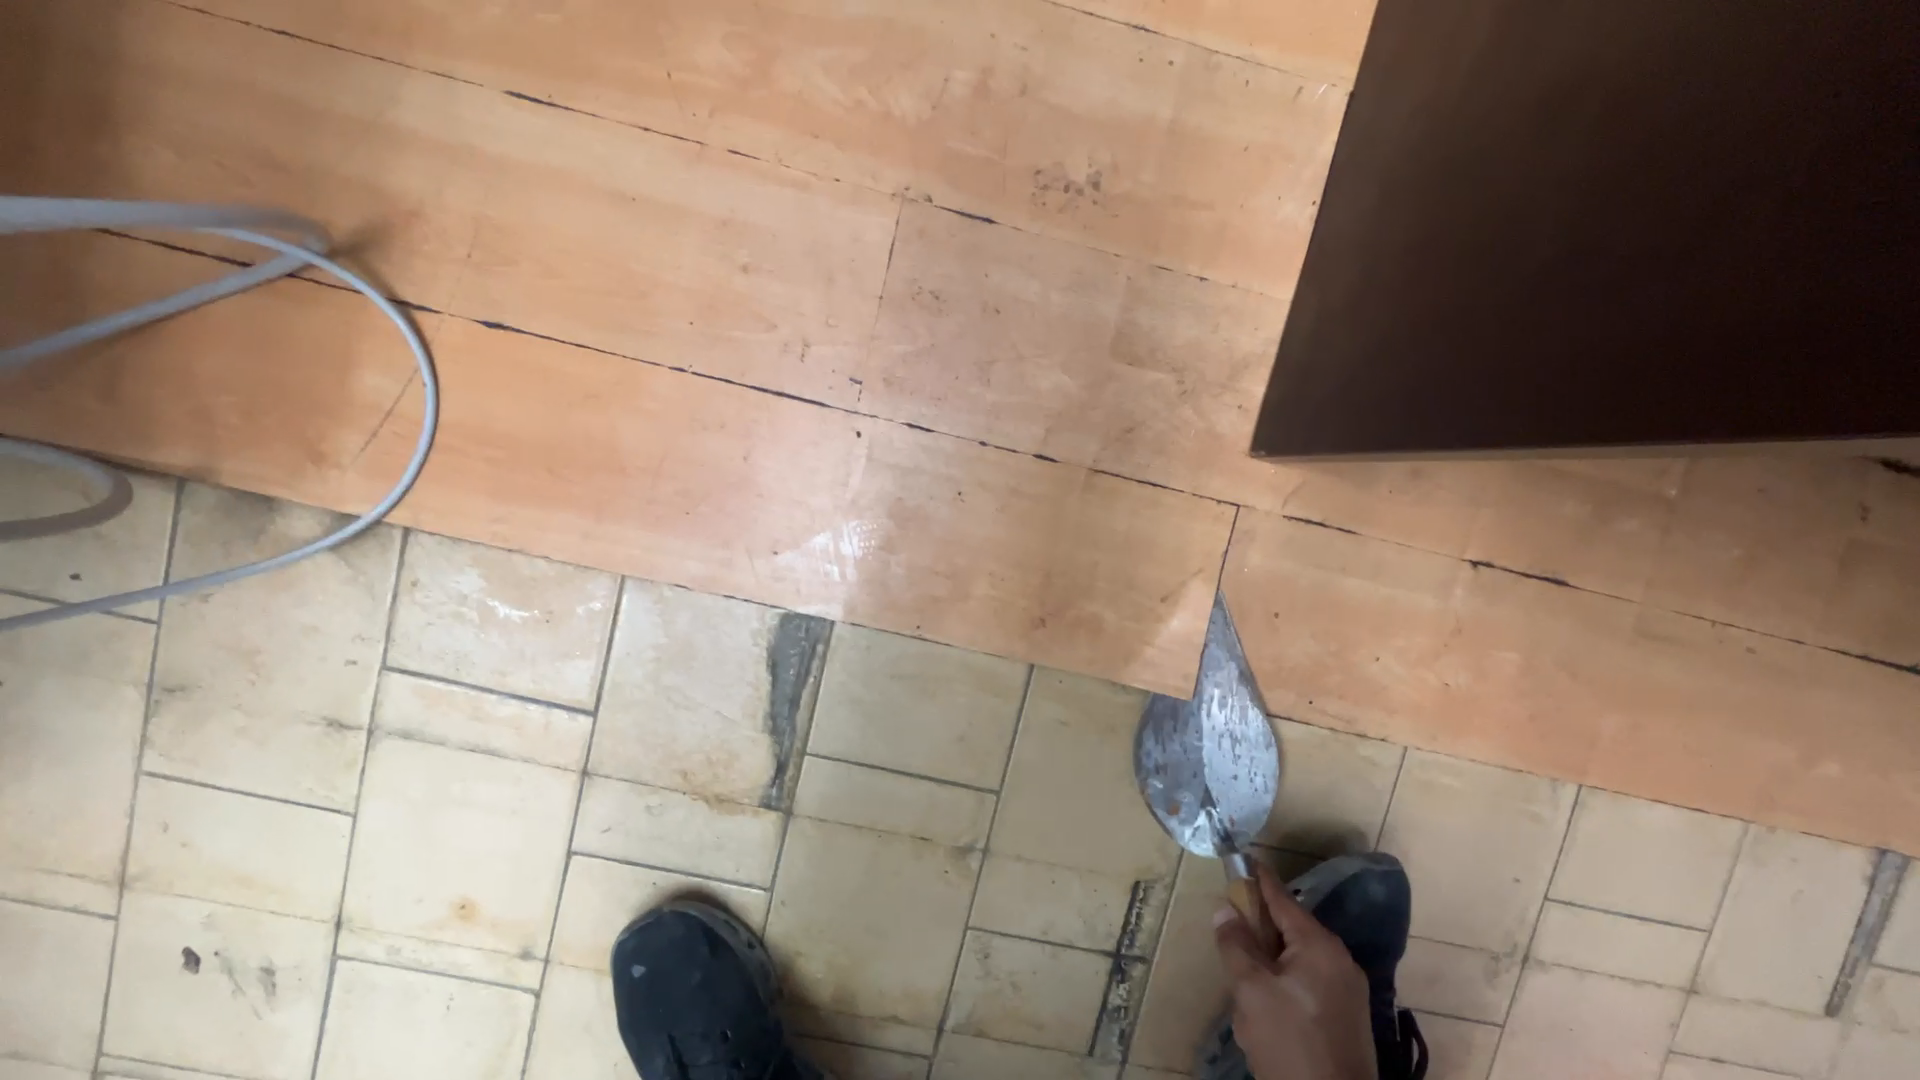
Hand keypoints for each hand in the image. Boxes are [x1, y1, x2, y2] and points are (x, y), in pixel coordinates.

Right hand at [1212, 862, 1376, 1079]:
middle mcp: (1340, 960)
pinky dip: (1284, 986)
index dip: (1257, 878)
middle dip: (1258, 934)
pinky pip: (1308, 985)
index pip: (1281, 898)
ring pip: (1297, 961)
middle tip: (1230, 941)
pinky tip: (1267, 1013)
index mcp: (1319, 945)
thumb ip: (1236, 945)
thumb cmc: (1290, 1043)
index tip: (1240, 858)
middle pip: (1289, 930)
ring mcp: (1348, 991)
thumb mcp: (1251, 991)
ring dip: (1269, 966)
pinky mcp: (1347, 1018)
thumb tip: (1225, 909)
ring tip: (1246, 991)